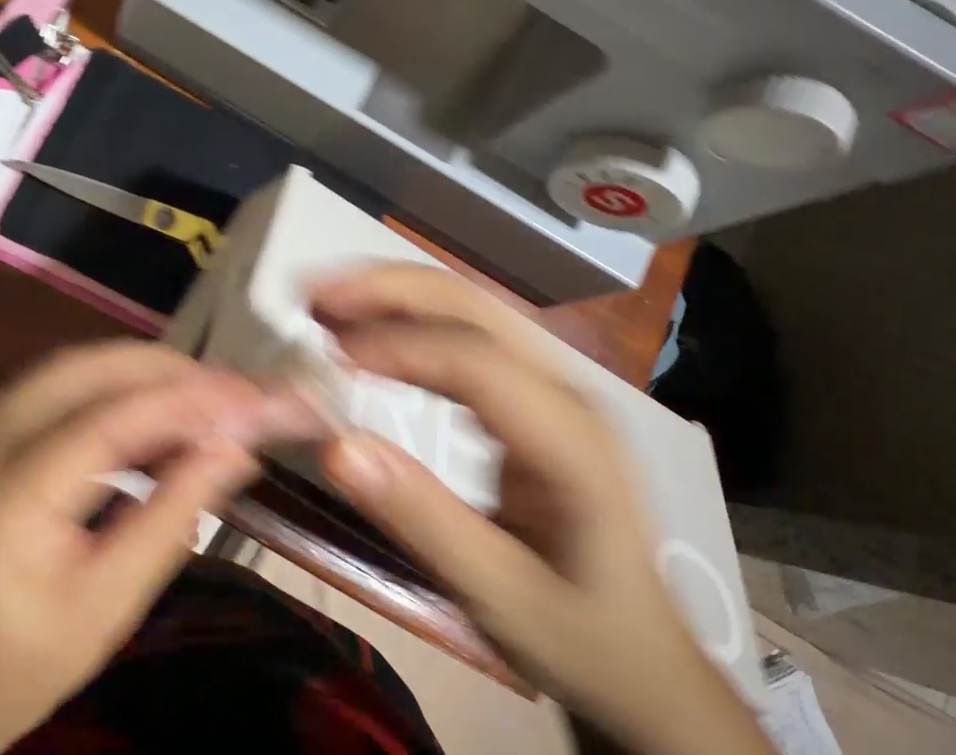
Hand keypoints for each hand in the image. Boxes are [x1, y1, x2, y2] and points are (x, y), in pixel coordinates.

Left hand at [0, 342, 314, 754]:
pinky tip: (145, 410)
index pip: (103, 424)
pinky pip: (45, 392)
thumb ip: (173, 517)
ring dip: (131, 373)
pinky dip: (102, 390)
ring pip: (60, 373)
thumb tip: (234, 449)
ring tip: (197, 393)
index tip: (244, 396)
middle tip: (225, 385)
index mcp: (3, 502)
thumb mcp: (111, 601)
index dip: (180, 401)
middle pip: (75, 372)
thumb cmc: (28, 660)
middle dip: (157, 368)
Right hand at [309, 263, 770, 754]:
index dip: (395, 346)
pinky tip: (367, 337)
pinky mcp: (533, 402)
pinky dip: (410, 326)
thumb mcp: (500, 596)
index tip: (324, 355)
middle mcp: (567, 394)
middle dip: (388, 289)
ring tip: (324, 303)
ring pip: (471, 311)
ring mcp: (554, 392)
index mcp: (572, 439)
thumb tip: (335, 445)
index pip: (475, 360)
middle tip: (312, 294)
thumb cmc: (579, 637)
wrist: (644, 665)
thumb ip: (422, 519)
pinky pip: (467, 342)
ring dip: (394, 297)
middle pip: (476, 308)